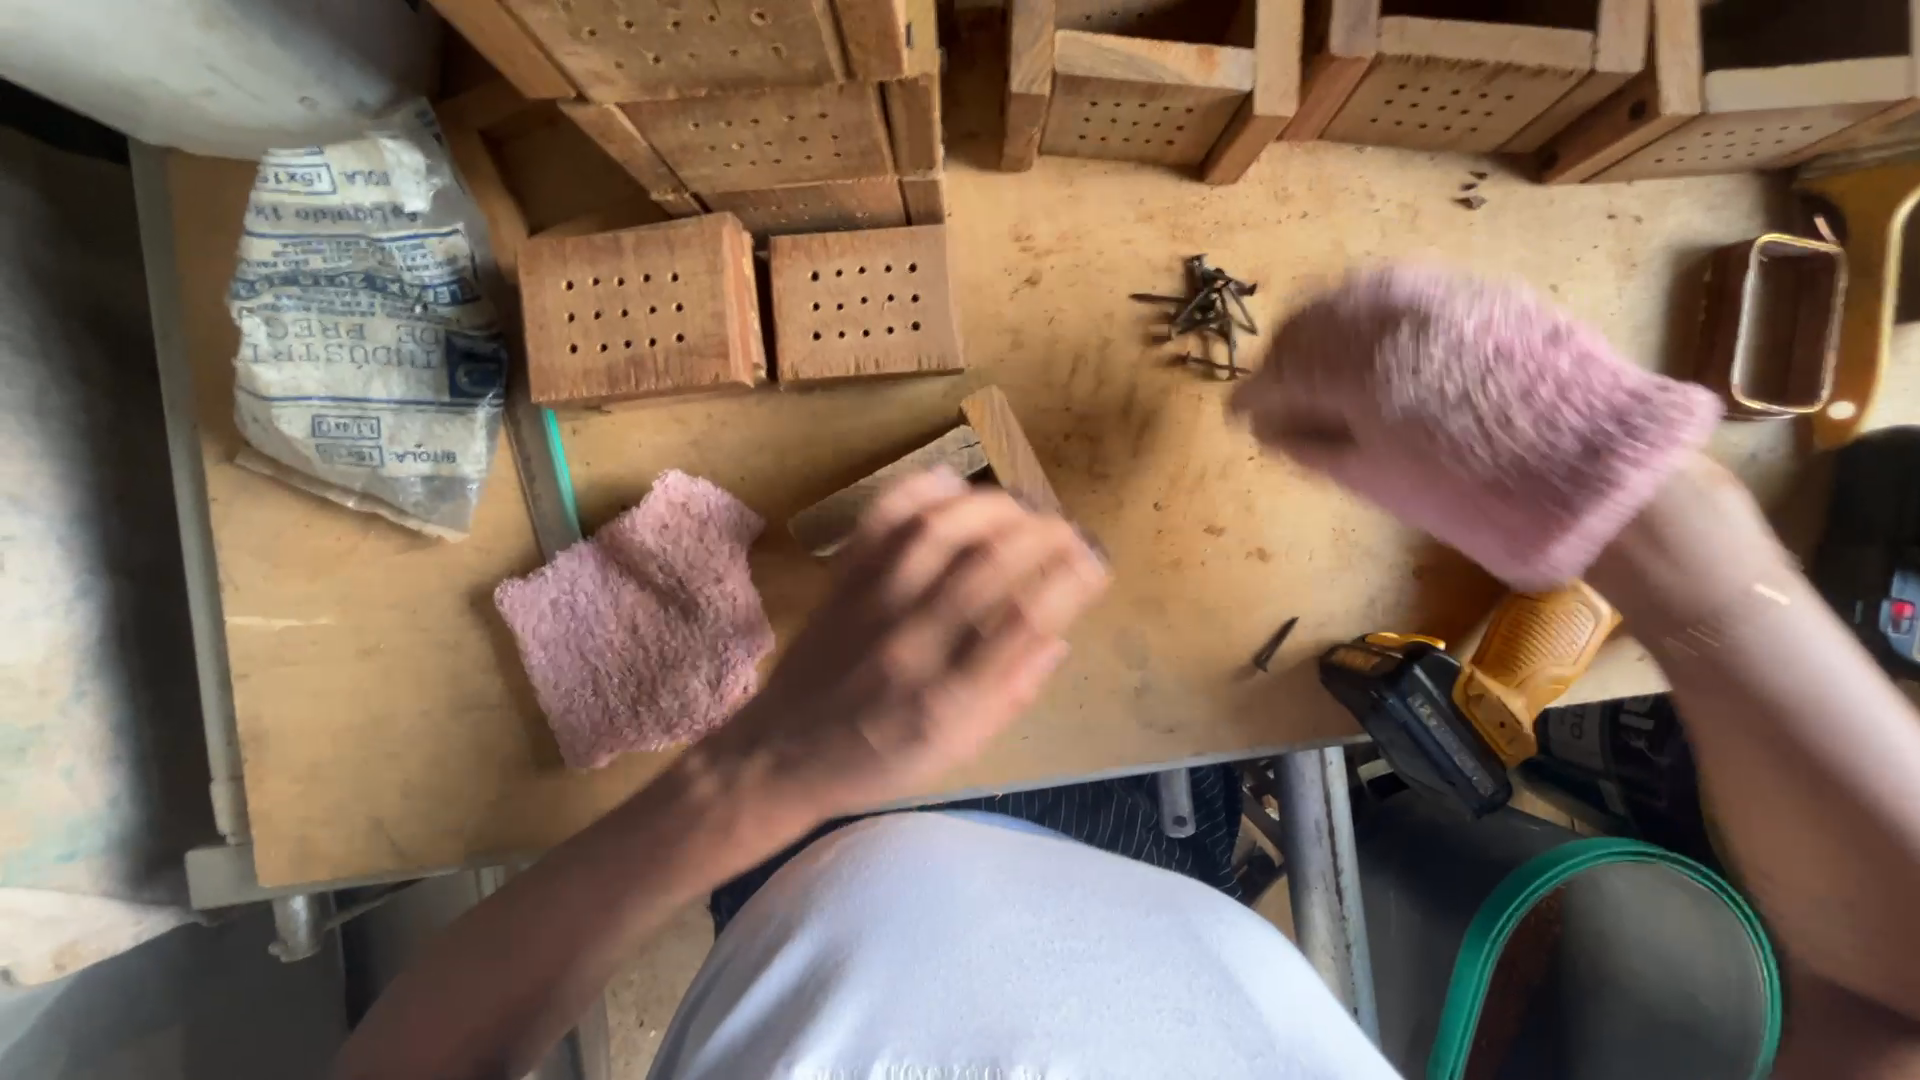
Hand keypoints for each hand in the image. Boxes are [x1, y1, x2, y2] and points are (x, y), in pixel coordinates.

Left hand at [715, 469, 1109, 820]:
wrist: (781, 755)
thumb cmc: (878, 761)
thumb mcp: (955, 751)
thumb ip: (1010, 696)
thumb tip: (1059, 638)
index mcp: (947, 699)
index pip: (1022, 622)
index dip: (1069, 581)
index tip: (1094, 563)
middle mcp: (912, 644)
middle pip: (987, 566)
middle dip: (1043, 535)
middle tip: (1069, 531)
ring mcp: (870, 606)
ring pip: (937, 532)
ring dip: (992, 507)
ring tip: (1023, 509)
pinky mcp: (841, 582)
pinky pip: (880, 524)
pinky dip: (918, 492)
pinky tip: (953, 484)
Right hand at [1228, 264, 1719, 587]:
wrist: (1591, 471)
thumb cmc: (1470, 493)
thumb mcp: (1376, 480)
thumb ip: (1313, 446)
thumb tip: (1267, 429)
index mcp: (1359, 372)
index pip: (1280, 374)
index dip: (1251, 396)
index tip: (1238, 415)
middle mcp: (1389, 319)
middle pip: (1307, 324)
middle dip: (1279, 357)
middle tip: (1273, 390)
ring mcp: (1436, 298)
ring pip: (1350, 294)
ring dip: (1318, 326)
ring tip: (1315, 361)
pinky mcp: (1476, 294)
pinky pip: (1400, 285)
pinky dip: (1366, 307)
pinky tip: (1366, 336)